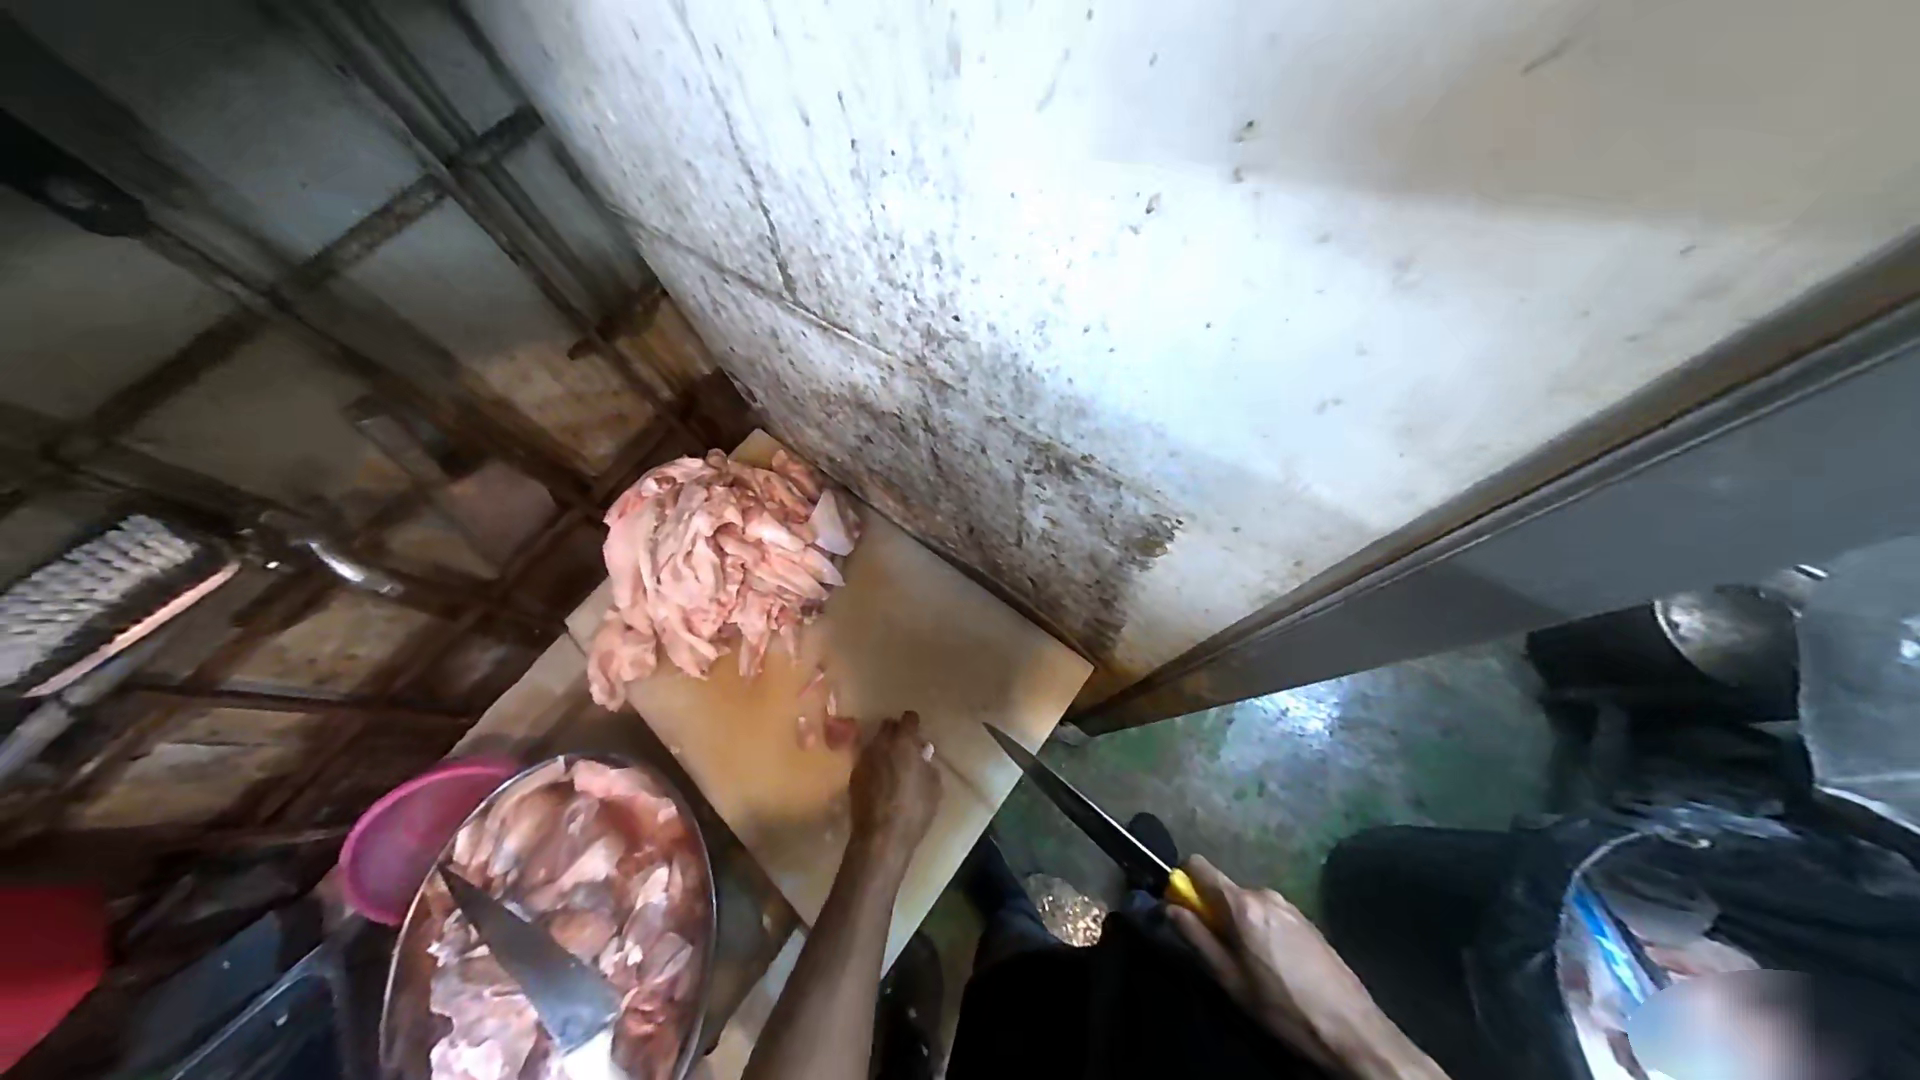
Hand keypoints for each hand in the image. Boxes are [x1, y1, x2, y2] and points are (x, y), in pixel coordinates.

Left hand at [846, 711, 940, 876]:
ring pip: (874, 743)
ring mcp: (863, 759)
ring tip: (893, 765)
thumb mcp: (933, 787)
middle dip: (897, 731)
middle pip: (888, 726)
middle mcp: (880, 744)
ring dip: (884, 748)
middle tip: (906, 747)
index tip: (918, 732)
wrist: (880, 837)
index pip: (908, 718)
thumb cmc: (914, 810)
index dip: (914, 724)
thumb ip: (928, 764)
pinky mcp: (853, 776)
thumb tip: (923, 753)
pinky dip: (874, 764)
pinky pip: (866, 761)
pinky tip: (881, 781)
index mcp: (903, 742)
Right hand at [1168, 856, 1446, 1079]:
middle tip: (1223, 952)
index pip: (1198, 866)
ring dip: (1241, 923)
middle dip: (1215, 912)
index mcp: (1242, 903)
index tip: (1185, 910)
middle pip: (1224, 889)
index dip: (1184, 882)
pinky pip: (1270, 914)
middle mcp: (1265, 893)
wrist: (1353, 1030)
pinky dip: (1263, 930)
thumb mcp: (1230, 979)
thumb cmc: (1283, 1006)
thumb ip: (1196, 938)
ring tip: (1254, 964)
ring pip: (1248, 903)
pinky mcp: (1308, 920)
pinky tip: (1279, 966)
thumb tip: (1171, 908)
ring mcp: (1290, 905)